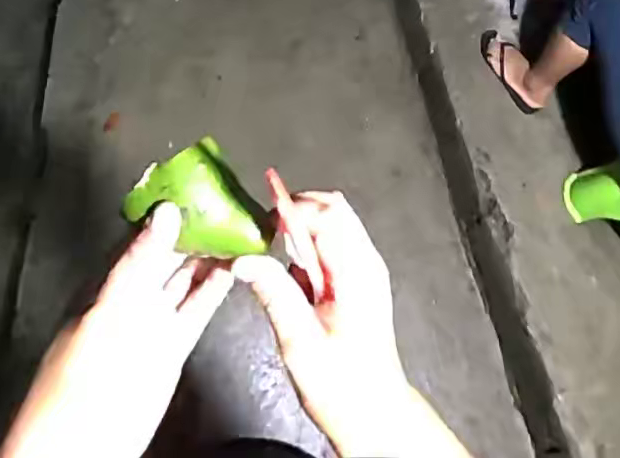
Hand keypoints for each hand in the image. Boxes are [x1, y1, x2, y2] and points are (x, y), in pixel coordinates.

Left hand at [0, 202, 234, 457]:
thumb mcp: (110, 312)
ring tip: (246, 221)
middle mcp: (134, 294)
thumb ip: (139, 261)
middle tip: (232, 194)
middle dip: (199, 221)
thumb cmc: (80, 382)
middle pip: (171, 247)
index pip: (142, 230)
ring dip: (216, 248)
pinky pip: (202, 301)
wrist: (80, 454)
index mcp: (110, 281)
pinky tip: (242, 262)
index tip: (193, 174)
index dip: (166, 202)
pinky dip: (221, 280)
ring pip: (190, 271)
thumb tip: (166, 209)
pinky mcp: (175, 340)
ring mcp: (155, 317)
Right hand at [234, 192, 469, 457]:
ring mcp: (367, 268)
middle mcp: (366, 260)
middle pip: (336, 210)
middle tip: (268, 235)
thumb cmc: (341, 384)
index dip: (296, 208)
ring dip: (305, 232)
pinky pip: (336, 247)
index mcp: (356, 269)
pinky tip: (298, 281)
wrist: (374, 410)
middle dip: (300, 212)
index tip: (266, 222)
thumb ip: (274, 293)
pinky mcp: (362, 279)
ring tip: (281, 262)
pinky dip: (313, 251)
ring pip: (336, 225)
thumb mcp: (298, 340)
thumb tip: (245, 261)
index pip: (330, 213)